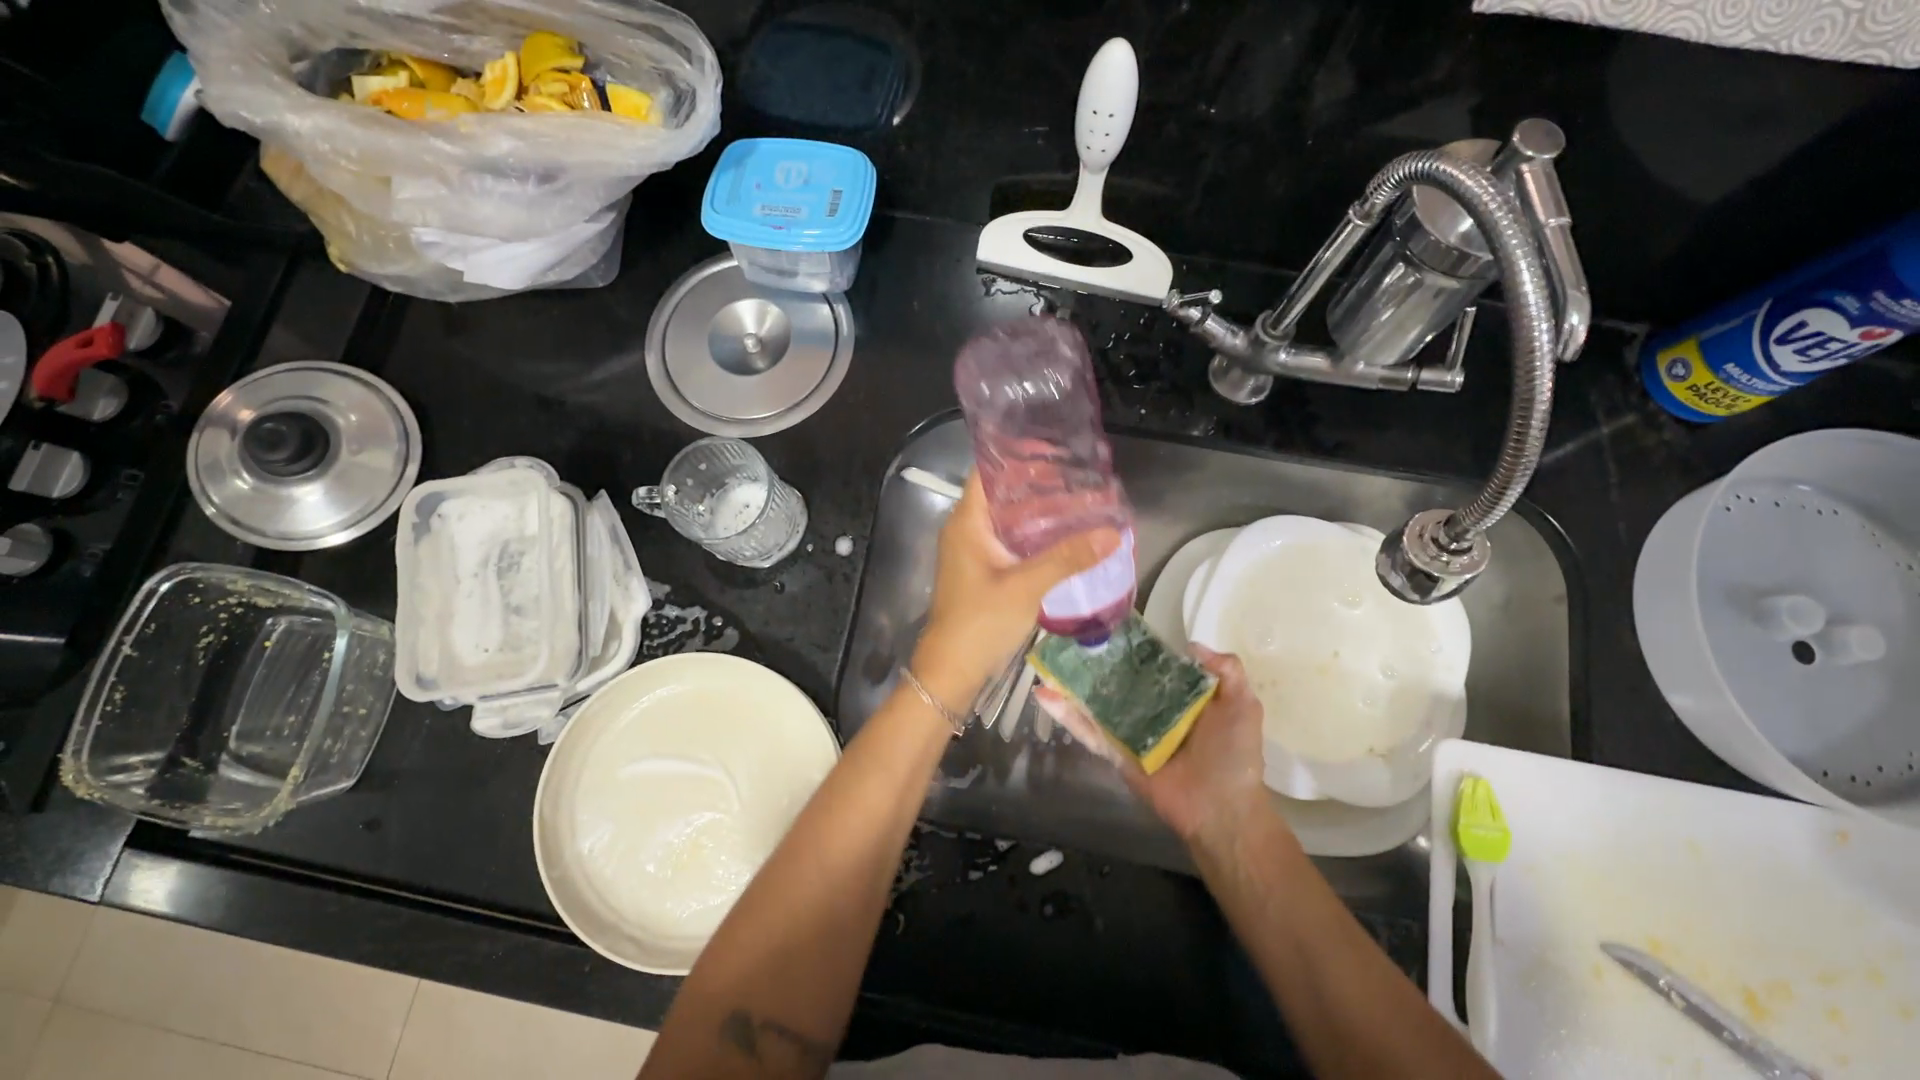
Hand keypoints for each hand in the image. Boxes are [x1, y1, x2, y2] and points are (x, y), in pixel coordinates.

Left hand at [910, 473, 1119, 713]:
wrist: (951, 672)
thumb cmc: (980, 622)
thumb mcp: (1026, 587)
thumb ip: (1068, 557)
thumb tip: (1112, 532)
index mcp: (967, 522)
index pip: (987, 471)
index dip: (1017, 457)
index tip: (1054, 450)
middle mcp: (966, 531)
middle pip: (1002, 495)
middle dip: (1039, 486)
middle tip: (1079, 479)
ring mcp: (973, 554)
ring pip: (1009, 521)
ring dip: (1039, 514)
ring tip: (1080, 505)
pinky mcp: (982, 574)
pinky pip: (1011, 544)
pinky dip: (1035, 538)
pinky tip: (1064, 542)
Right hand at [1038, 645, 1269, 845]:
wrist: (1221, 809)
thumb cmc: (1233, 755)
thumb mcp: (1243, 705)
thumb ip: (1227, 671)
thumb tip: (1190, 645)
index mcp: (1182, 700)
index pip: (1153, 669)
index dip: (1135, 650)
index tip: (1113, 627)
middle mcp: (1152, 713)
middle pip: (1119, 683)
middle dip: (1097, 663)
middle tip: (1072, 638)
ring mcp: (1130, 733)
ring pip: (1096, 703)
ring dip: (1071, 684)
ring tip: (1047, 660)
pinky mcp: (1114, 753)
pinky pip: (1088, 732)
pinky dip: (1065, 714)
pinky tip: (1043, 694)